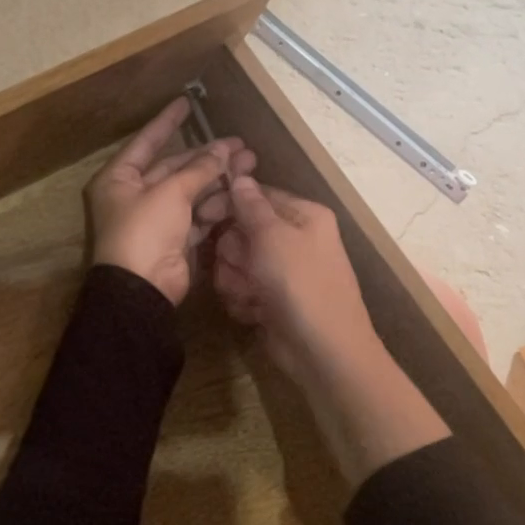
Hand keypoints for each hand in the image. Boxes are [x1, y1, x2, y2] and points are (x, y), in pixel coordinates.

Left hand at [87, 98, 256, 303]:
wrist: (142, 288)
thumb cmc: (145, 231)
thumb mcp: (170, 193)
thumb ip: (198, 169)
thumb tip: (223, 149)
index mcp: (119, 178)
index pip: (146, 142)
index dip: (167, 122)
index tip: (186, 102)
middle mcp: (133, 195)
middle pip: (173, 167)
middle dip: (207, 156)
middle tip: (241, 145)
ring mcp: (154, 219)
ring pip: (189, 191)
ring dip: (217, 180)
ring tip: (249, 165)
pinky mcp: (173, 239)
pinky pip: (196, 215)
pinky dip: (214, 205)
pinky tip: (239, 193)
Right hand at [212, 177, 381, 376]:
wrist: (321, 349)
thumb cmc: (300, 283)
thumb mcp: (273, 236)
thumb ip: (250, 205)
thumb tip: (239, 175)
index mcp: (303, 216)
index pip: (255, 196)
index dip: (227, 205)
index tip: (203, 215)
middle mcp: (293, 239)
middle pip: (238, 232)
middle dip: (233, 253)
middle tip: (244, 268)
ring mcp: (280, 271)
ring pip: (234, 263)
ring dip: (235, 280)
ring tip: (251, 295)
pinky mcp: (269, 298)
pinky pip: (239, 289)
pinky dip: (243, 301)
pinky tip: (255, 312)